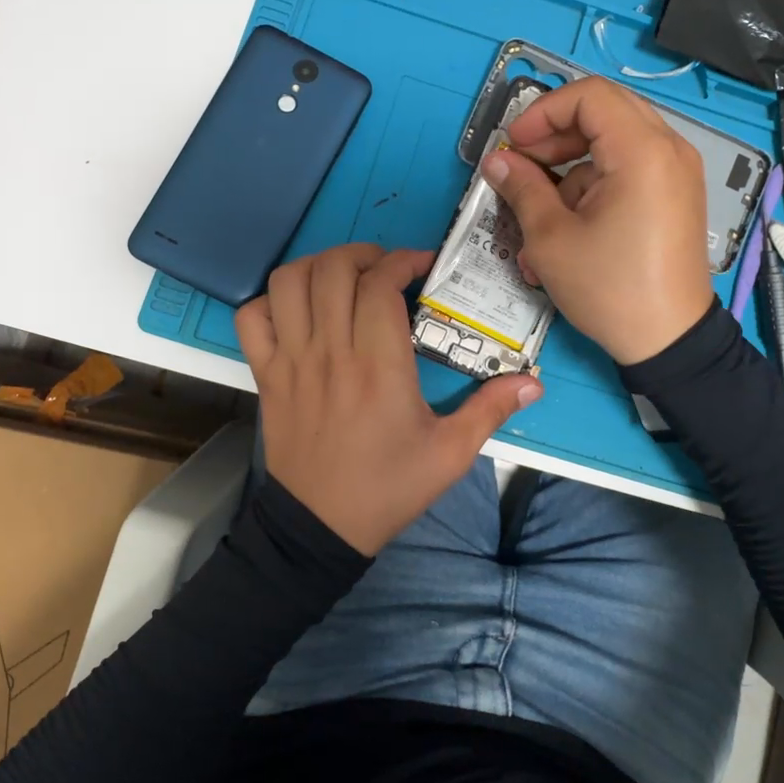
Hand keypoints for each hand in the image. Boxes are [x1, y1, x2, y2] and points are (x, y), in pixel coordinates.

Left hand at [235, 244, 541, 555]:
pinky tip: (298, 311)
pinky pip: (250, 317)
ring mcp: (291, 361)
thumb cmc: (389, 488)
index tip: (422, 267)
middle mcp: (330, 352)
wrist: (322, 527)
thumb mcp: (451, 454)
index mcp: (378, 366)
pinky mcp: (265, 375)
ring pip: (288, 282)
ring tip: (343, 279)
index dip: (403, 261)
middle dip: (364, 255)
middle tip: (386, 270)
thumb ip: (491, 410)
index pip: (380, 285)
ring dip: (317, 266)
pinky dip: (270, 301)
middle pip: (333, 270)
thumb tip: (534, 382)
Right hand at [483, 76, 714, 364]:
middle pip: (603, 113)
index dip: (543, 111)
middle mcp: (669, 149)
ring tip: (539, 217)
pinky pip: (630, 170)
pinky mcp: (676, 195)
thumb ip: (522, 188)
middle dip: (555, 136)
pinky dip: (595, 187)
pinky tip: (568, 229)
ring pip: (613, 144)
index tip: (514, 144)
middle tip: (523, 167)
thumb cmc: (608, 288)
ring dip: (570, 169)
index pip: (589, 96)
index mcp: (642, 151)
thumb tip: (497, 161)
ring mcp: (677, 172)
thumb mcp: (551, 238)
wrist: (670, 341)